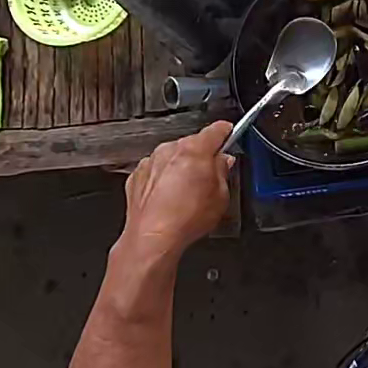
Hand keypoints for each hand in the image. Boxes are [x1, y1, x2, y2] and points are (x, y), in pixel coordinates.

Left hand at [118, 121, 234, 262]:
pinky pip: (157, 170)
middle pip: (193, 144)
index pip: (216, 130)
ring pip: (173, 157)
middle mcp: (170, 150)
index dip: (226, 132)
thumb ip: (223, 172)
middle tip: (211, 179)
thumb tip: (223, 163)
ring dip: (182, 169)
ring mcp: (151, 161)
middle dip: (203, 157)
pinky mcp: (138, 175)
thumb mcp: (222, 197)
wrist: (153, 237)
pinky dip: (164, 180)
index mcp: (195, 150)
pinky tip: (171, 199)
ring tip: (189, 195)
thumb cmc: (184, 219)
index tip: (229, 134)